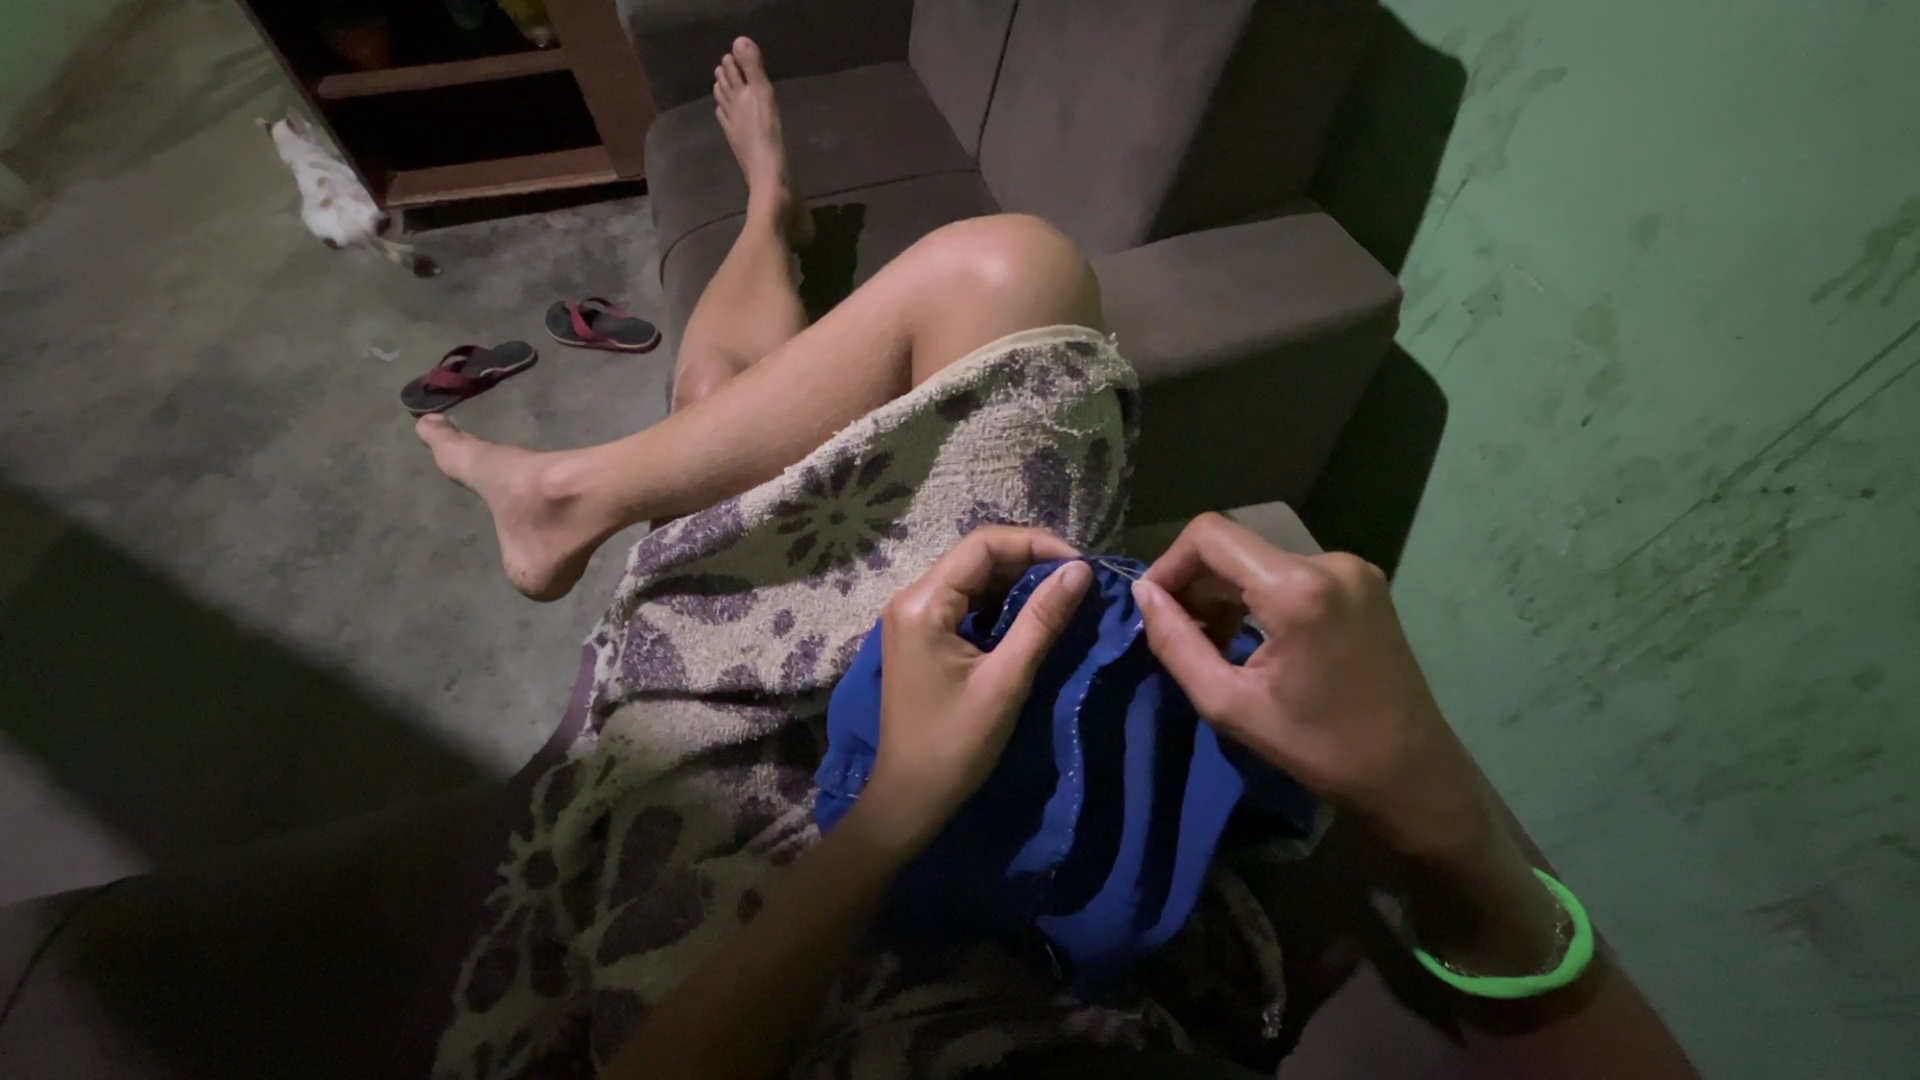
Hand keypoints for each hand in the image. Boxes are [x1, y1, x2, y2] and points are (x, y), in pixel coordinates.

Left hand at [863, 527, 1092, 848]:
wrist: (910, 796)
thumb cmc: (955, 744)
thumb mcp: (1006, 679)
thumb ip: (1041, 619)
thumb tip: (1080, 571)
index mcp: (923, 603)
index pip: (982, 545)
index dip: (1034, 543)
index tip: (1079, 564)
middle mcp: (911, 598)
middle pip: (976, 557)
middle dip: (1029, 560)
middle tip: (1077, 580)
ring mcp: (913, 616)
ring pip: (973, 578)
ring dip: (1017, 581)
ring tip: (1063, 594)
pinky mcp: (921, 635)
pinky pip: (965, 602)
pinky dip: (1000, 603)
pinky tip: (1032, 614)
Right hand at [1131, 513, 1489, 856]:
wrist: (1413, 776)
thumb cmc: (1318, 748)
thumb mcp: (1229, 703)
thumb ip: (1176, 642)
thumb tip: (1143, 594)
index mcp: (1297, 589)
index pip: (1209, 534)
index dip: (1169, 563)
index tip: (1154, 607)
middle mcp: (1328, 562)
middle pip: (1234, 547)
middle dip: (1195, 585)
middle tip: (1180, 637)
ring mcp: (1352, 570)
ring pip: (1259, 561)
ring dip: (1225, 594)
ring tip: (1213, 645)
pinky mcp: (1363, 584)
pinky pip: (1289, 574)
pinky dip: (1257, 598)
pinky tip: (1250, 639)